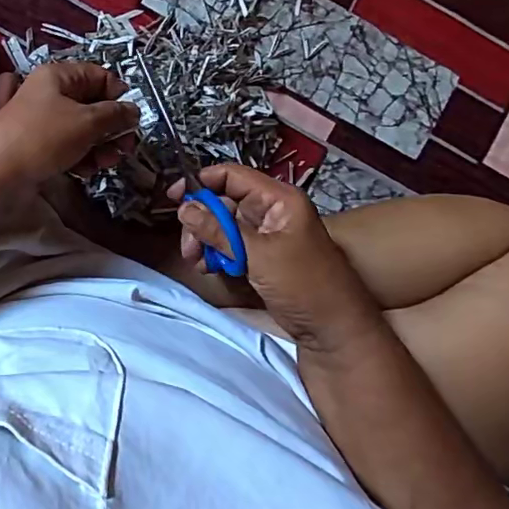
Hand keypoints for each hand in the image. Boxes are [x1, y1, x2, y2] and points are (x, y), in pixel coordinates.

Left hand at [0, 62, 138, 187]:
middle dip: (111, 127)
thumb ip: (115, 115)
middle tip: (123, 148)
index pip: (100, 76)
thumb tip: (133, 111)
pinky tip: (85, 171)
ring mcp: (41, 120)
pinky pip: (67, 145)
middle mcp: (49, 93)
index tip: (131, 120)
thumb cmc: (42, 139)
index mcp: (58, 76)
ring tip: (104, 163)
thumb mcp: (86, 122)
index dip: (119, 96)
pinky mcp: (37, 144)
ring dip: (98, 146)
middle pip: (93, 104)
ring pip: (82, 128)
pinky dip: (80, 156)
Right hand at [169, 164, 379, 346]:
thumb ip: (219, 230)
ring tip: (198, 261)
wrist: (334, 333)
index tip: (174, 197)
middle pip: (223, 201)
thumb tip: (184, 208)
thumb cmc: (305, 286)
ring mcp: (266, 234)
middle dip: (201, 221)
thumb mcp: (258, 255)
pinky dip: (216, 253)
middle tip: (188, 246)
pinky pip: (230, 245)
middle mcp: (271, 210)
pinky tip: (209, 267)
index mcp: (278, 199)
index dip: (201, 182)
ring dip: (205, 240)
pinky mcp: (261, 255)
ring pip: (223, 224)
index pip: (232, 176)